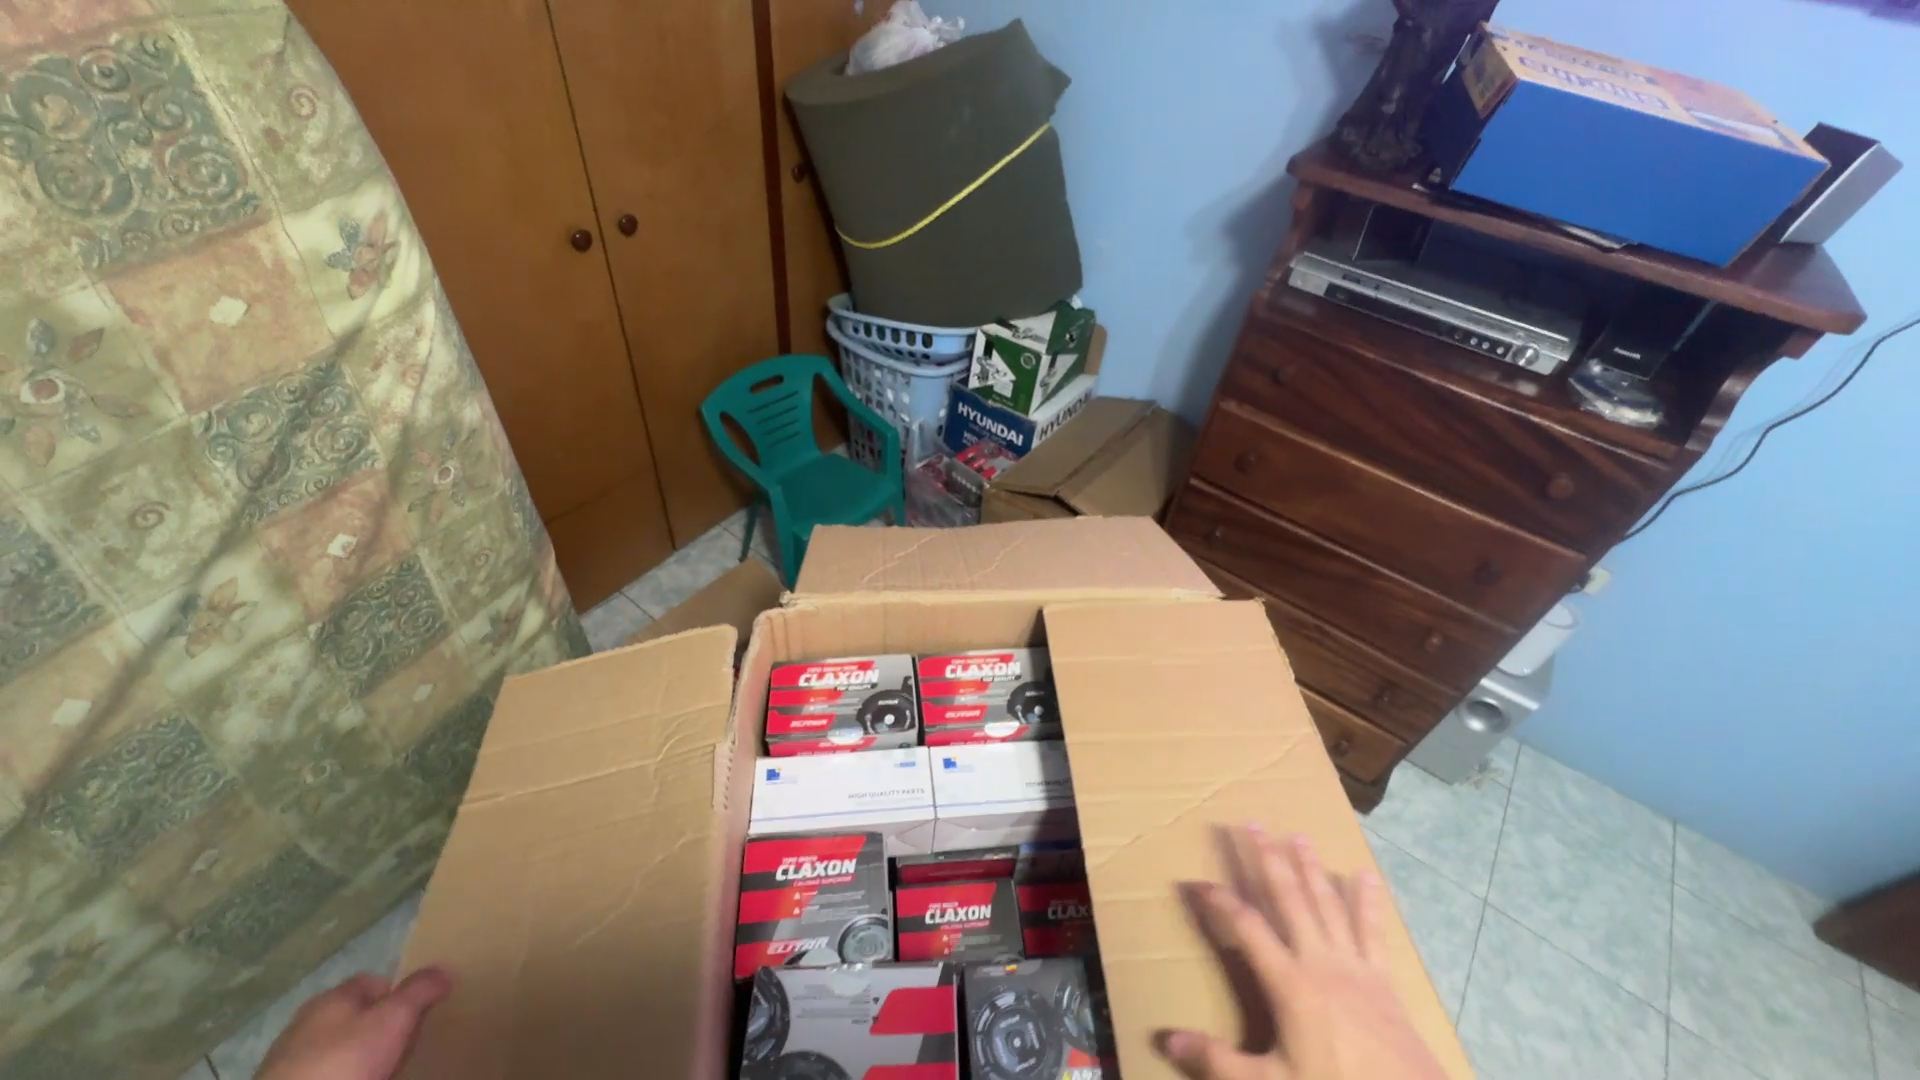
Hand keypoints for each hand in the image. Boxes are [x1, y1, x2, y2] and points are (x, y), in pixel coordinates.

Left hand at [256, 967, 453, 1079]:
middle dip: (381, 1030)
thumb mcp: (394, 1018)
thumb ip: (421, 990)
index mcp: (331, 999)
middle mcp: (305, 1024)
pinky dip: (340, 1077)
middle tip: (401, 1048)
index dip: (400, 995)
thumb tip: (444, 969)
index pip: (374, 981)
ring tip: (380, 1073)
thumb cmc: (343, 1062)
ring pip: (337, 1050)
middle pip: (356, 1016)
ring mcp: (288, 1062)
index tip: (417, 1017)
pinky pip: (323, 1075)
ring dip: (359, 1059)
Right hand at [1160, 828, 1446, 1079]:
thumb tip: (1167, 1040)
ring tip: (1298, 836)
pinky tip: (1365, 876)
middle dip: (1268, 860)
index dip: (1219, 901)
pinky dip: (1367, 901)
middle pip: (1288, 898)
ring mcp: (1354, 966)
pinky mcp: (1382, 978)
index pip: (1245, 927)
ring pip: (1327, 904)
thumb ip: (1218, 1060)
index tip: (1195, 881)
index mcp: (1289, 982)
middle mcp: (1319, 961)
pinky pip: (1372, 930)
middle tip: (1253, 825)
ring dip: (1310, 868)